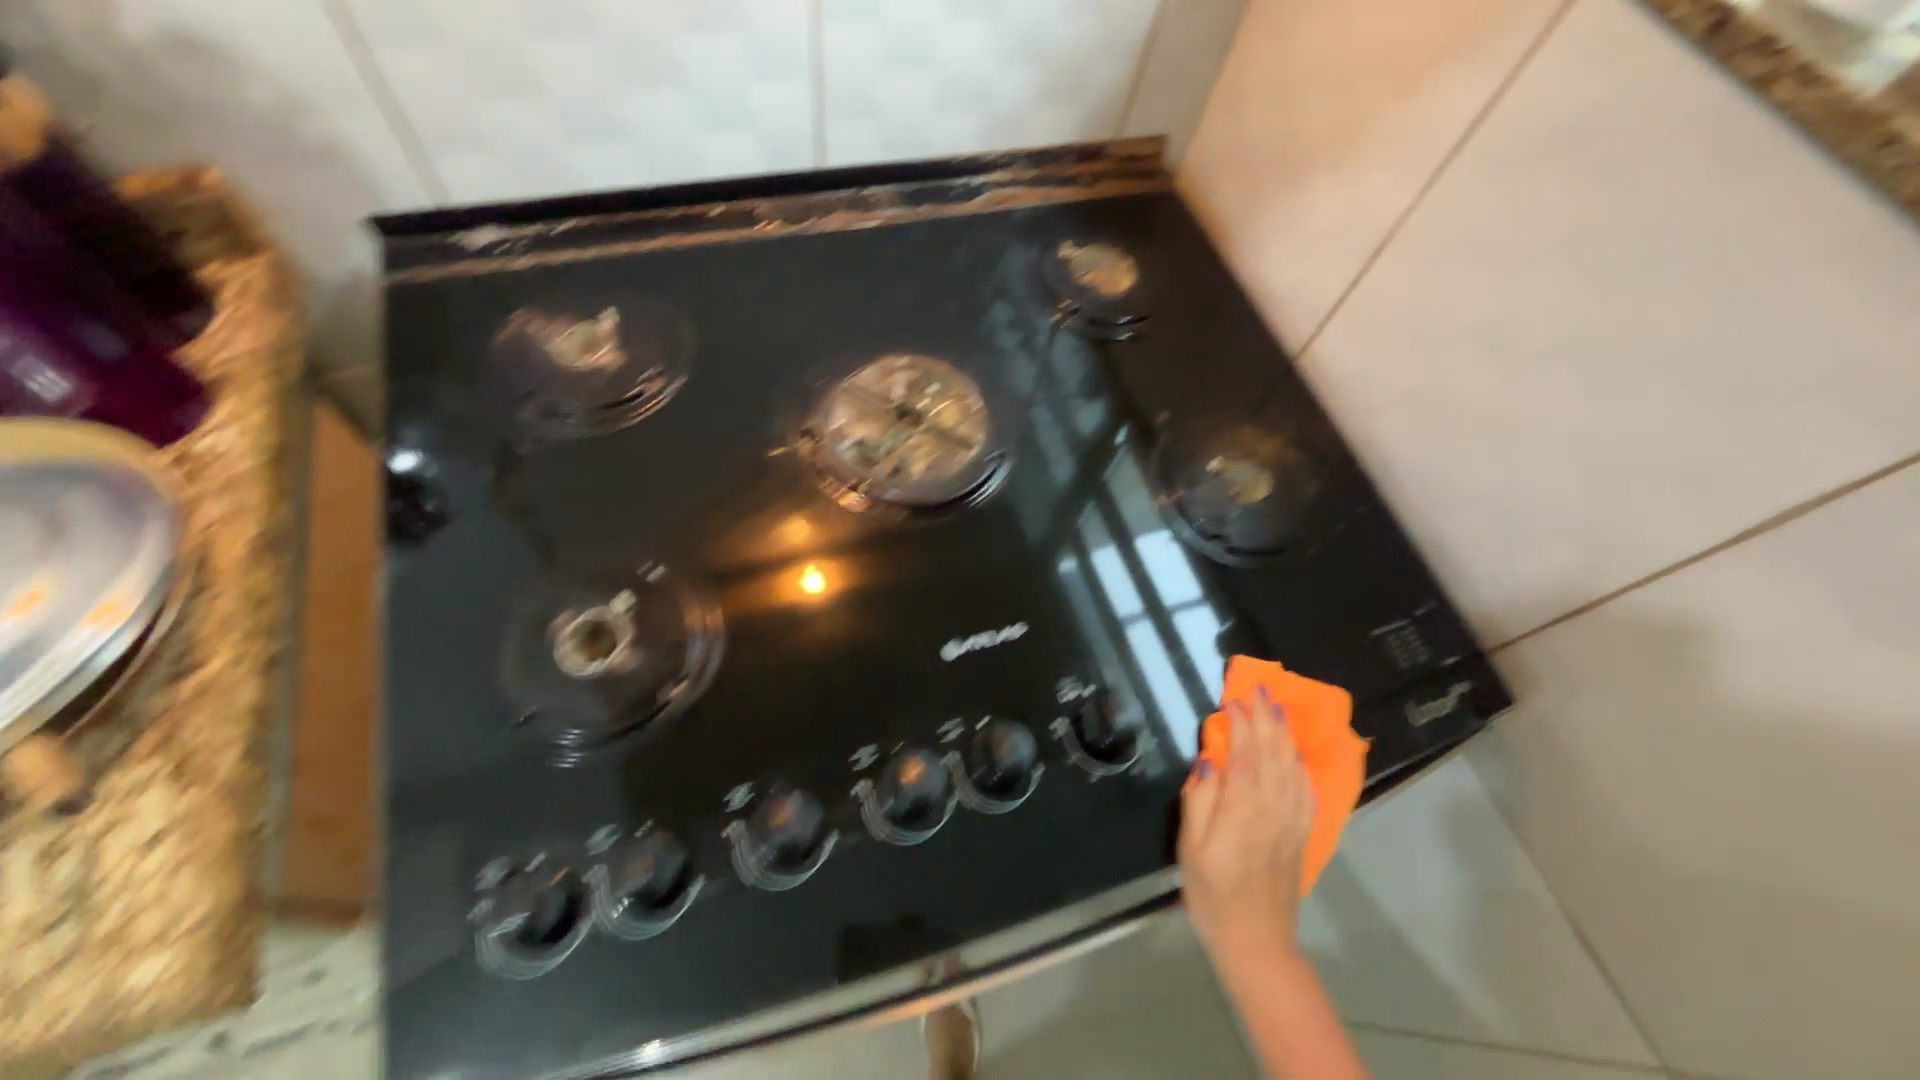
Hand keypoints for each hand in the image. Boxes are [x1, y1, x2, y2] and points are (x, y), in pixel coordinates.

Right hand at [1178, 689, 1315, 955]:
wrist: (1255, 940)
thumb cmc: (1212, 895)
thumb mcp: (1190, 850)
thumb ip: (1199, 802)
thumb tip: (1208, 763)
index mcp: (1243, 810)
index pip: (1245, 754)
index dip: (1240, 724)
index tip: (1233, 699)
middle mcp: (1273, 809)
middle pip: (1273, 754)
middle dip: (1266, 719)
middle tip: (1260, 689)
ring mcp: (1292, 822)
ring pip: (1293, 768)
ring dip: (1285, 736)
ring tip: (1278, 711)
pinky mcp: (1301, 836)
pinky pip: (1306, 792)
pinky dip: (1301, 767)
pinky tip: (1296, 757)